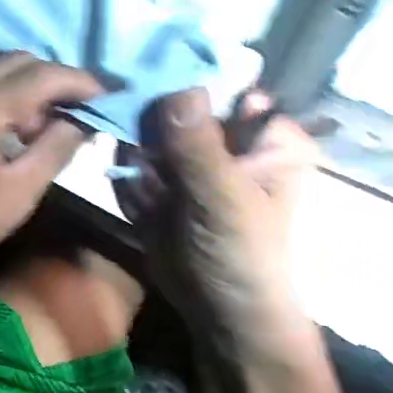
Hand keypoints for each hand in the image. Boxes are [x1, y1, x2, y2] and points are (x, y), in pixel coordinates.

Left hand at [0, 54, 103, 294]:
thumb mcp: (21, 192)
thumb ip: (57, 147)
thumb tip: (85, 118)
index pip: (34, 77)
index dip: (76, 82)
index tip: (107, 97)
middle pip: (15, 62)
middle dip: (54, 81)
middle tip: (79, 111)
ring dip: (30, 87)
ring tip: (51, 123)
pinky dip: (7, 95)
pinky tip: (21, 126)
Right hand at [119, 88, 320, 361]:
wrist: (218, 314)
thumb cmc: (240, 257)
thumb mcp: (222, 200)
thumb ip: (199, 146)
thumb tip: (179, 85)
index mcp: (264, 134)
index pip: (218, 83)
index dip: (178, 78)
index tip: (140, 82)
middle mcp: (228, 136)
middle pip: (173, 102)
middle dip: (148, 126)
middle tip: (144, 158)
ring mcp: (191, 156)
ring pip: (145, 129)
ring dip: (136, 158)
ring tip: (151, 195)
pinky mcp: (163, 178)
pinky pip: (132, 160)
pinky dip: (128, 179)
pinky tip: (144, 208)